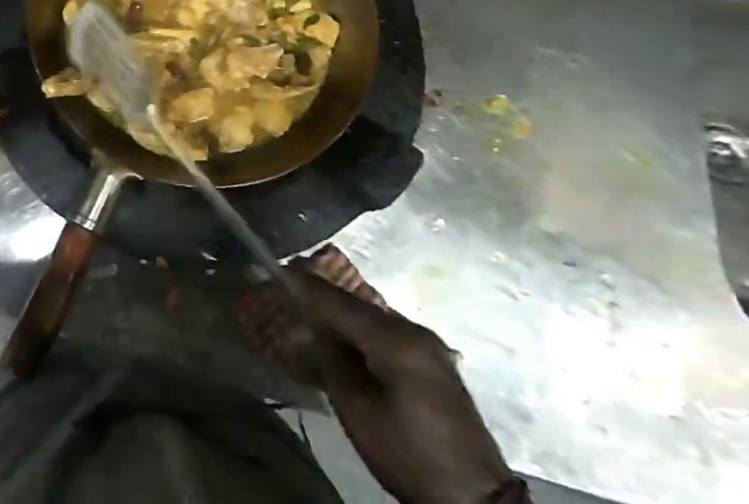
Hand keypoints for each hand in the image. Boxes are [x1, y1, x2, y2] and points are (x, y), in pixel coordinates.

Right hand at [239, 246, 520, 503]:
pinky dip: (357, 333)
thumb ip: (331, 359)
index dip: (304, 286)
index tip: (275, 269)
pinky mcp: (431, 363)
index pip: (338, 302)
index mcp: (396, 339)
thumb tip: (314, 327)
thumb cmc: (408, 453)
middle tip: (285, 292)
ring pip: (369, 319)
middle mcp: (414, 331)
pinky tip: (339, 341)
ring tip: (306, 316)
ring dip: (338, 317)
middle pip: (355, 305)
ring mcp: (427, 346)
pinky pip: (384, 334)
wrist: (473, 498)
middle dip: (319, 299)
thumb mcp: (357, 409)